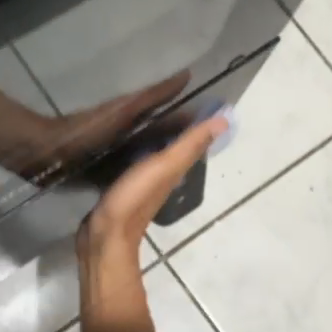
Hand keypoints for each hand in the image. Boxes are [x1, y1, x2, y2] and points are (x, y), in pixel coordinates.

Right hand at [79, 112, 228, 258]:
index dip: (196, 121)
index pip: (192, 141)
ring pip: (153, 154)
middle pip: (173, 147)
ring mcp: (142, 183)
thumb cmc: (135, 198)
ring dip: (153, 137)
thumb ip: (190, 144)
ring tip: (142, 114)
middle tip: (164, 99)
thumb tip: (226, 120)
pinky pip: (133, 162)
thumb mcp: (165, 166)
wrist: (106, 235)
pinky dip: (134, 150)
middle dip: (172, 125)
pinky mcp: (122, 187)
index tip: (194, 97)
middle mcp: (163, 175)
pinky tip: (124, 140)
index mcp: (175, 169)